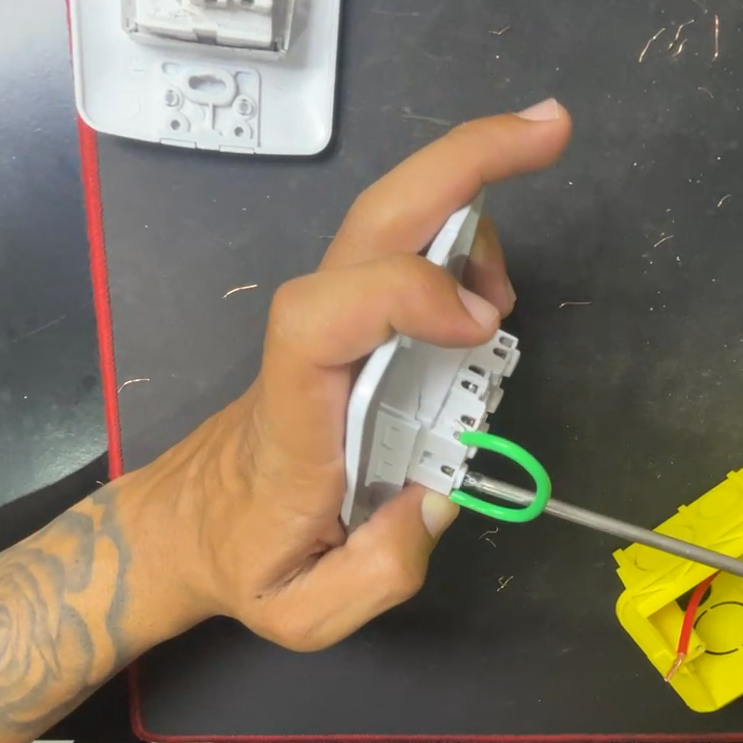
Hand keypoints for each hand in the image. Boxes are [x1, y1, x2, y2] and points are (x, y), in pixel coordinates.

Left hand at [129, 100, 573, 649]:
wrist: (194, 527)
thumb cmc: (245, 564)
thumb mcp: (306, 611)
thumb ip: (381, 572)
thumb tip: (438, 496)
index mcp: (294, 422)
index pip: (318, 319)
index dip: (401, 291)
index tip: (475, 324)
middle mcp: (307, 358)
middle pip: (367, 230)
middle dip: (457, 168)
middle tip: (549, 131)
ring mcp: (325, 337)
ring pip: (384, 231)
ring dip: (461, 206)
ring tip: (506, 289)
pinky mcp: (343, 336)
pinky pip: (393, 264)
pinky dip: (450, 250)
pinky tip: (480, 296)